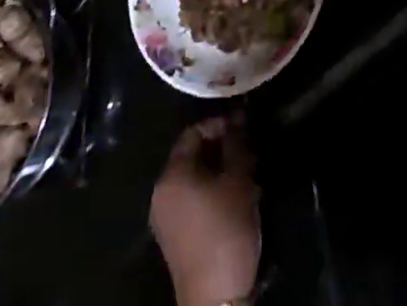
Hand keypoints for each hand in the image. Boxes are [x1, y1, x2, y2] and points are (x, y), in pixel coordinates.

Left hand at [150, 117, 259, 305]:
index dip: (218, 125)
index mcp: (172, 174)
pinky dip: (208, 192)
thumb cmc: (226, 230)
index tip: (242, 126)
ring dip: (216, 172)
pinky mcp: (170, 236)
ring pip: (191, 179)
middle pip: (190, 156)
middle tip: (246, 152)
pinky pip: (188, 200)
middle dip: (219, 150)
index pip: (192, 133)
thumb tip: (236, 119)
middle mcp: (160, 190)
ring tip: (243, 176)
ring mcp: (162, 215)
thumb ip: (236, 146)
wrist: (214, 295)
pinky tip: (231, 200)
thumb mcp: (239, 182)